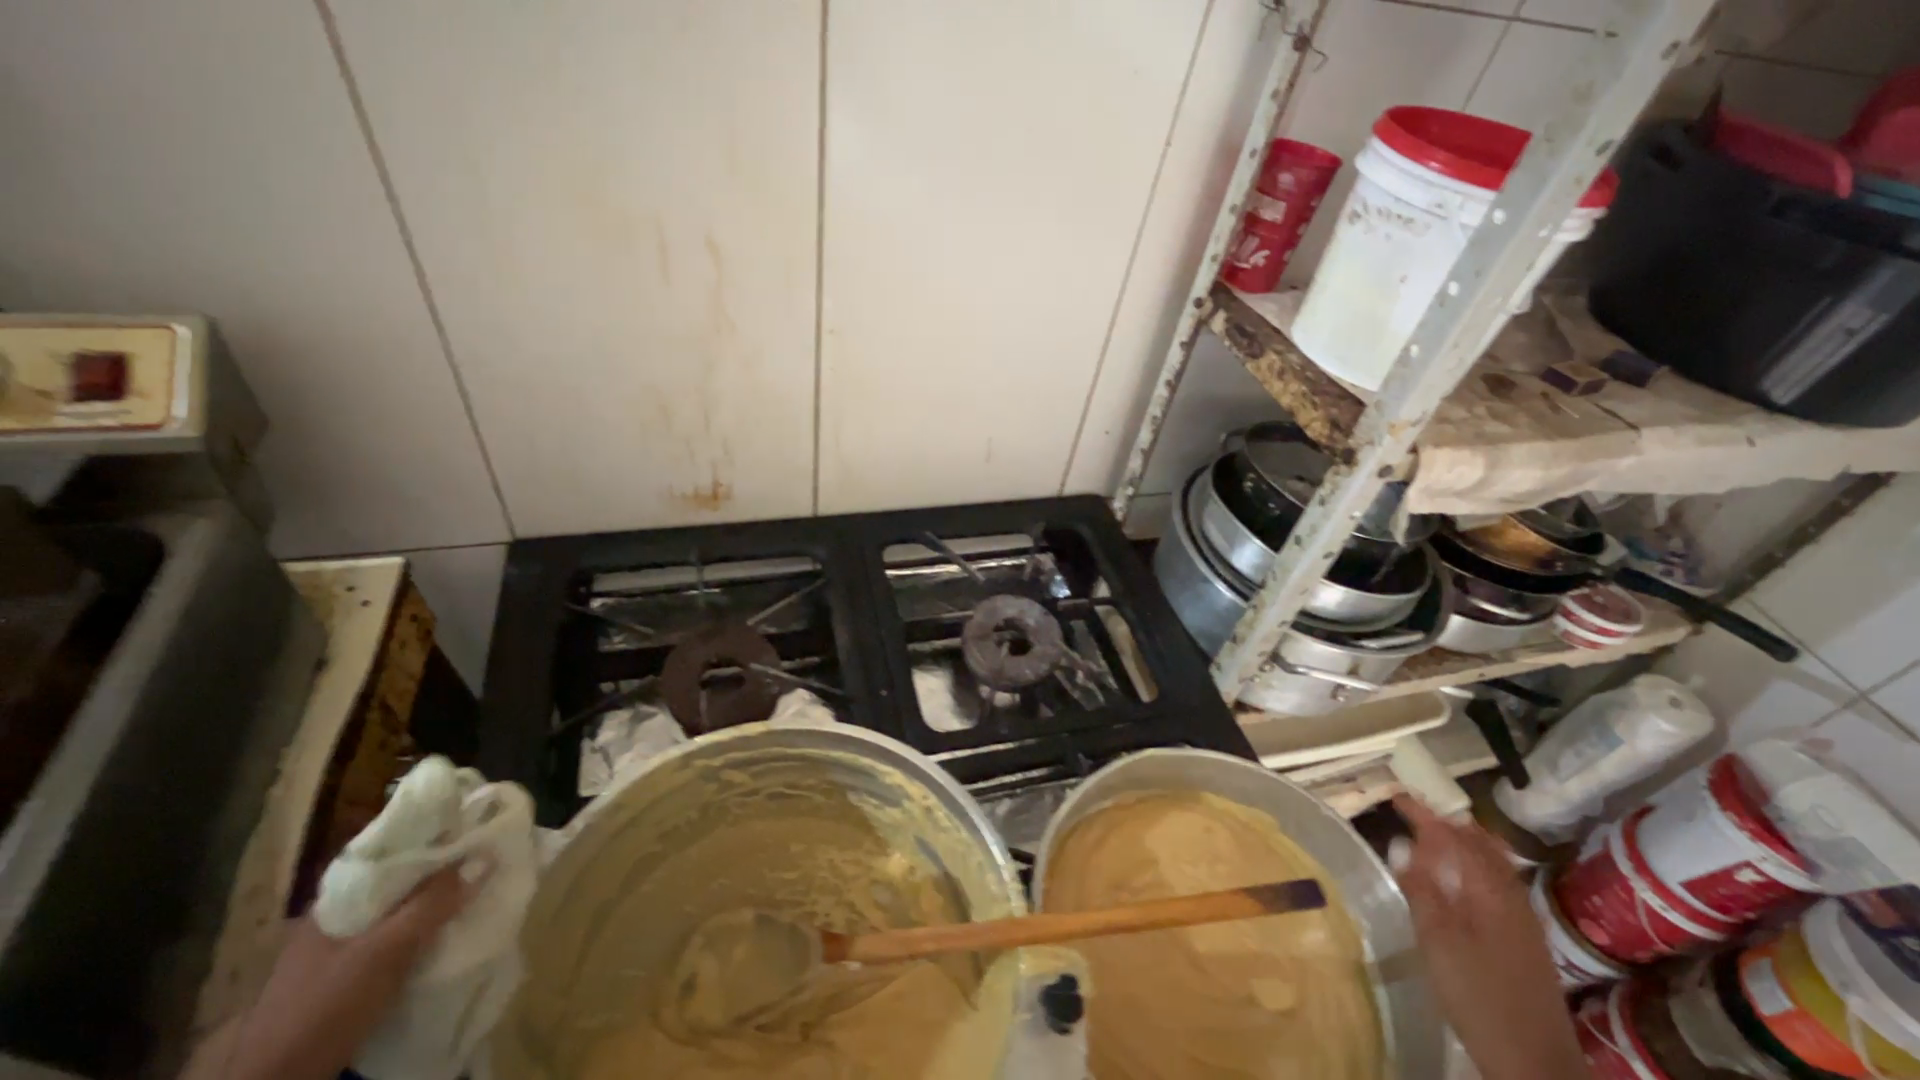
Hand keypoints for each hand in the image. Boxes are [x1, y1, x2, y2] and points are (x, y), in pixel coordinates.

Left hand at [185, 866, 474, 1079]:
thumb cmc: (325, 1005)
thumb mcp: (383, 953)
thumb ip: (429, 906)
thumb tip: (483, 856)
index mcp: (335, 902)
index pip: (388, 855)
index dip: (430, 842)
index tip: (474, 832)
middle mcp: (335, 920)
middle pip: (395, 887)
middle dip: (438, 878)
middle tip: (486, 866)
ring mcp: (338, 954)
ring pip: (396, 918)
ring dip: (432, 911)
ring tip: (475, 900)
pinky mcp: (346, 984)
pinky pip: (393, 947)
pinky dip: (420, 940)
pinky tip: (444, 944)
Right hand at [1389, 795, 1588, 1079]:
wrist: (1534, 1058)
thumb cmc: (1479, 995)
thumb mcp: (1438, 942)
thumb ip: (1421, 890)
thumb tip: (1402, 845)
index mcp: (1490, 890)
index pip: (1454, 835)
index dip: (1425, 813)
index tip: (1396, 795)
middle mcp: (1511, 895)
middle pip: (1481, 845)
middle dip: (1447, 823)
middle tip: (1413, 812)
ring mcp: (1521, 918)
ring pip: (1491, 864)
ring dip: (1461, 845)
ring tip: (1431, 840)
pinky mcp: (1523, 939)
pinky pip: (1495, 884)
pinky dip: (1471, 869)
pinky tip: (1456, 885)